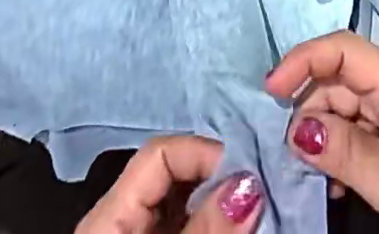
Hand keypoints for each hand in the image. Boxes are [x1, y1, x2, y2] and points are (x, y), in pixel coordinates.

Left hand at [77, 135, 264, 233]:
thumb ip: (204, 229)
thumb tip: (249, 183)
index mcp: (111, 212)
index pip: (159, 153)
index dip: (204, 153)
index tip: (252, 170)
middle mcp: (121, 216)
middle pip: (175, 175)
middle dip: (220, 174)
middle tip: (268, 185)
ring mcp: (139, 232)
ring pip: (186, 200)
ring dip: (225, 200)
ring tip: (267, 203)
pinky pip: (188, 225)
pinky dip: (217, 224)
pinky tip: (249, 225)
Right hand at [267, 32, 378, 233]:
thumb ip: (348, 154)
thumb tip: (294, 128)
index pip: (342, 49)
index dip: (302, 60)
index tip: (271, 92)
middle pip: (335, 77)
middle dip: (306, 106)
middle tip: (290, 151)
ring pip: (338, 103)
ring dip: (318, 133)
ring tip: (311, 172)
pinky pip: (350, 127)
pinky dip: (333, 148)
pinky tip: (332, 182)